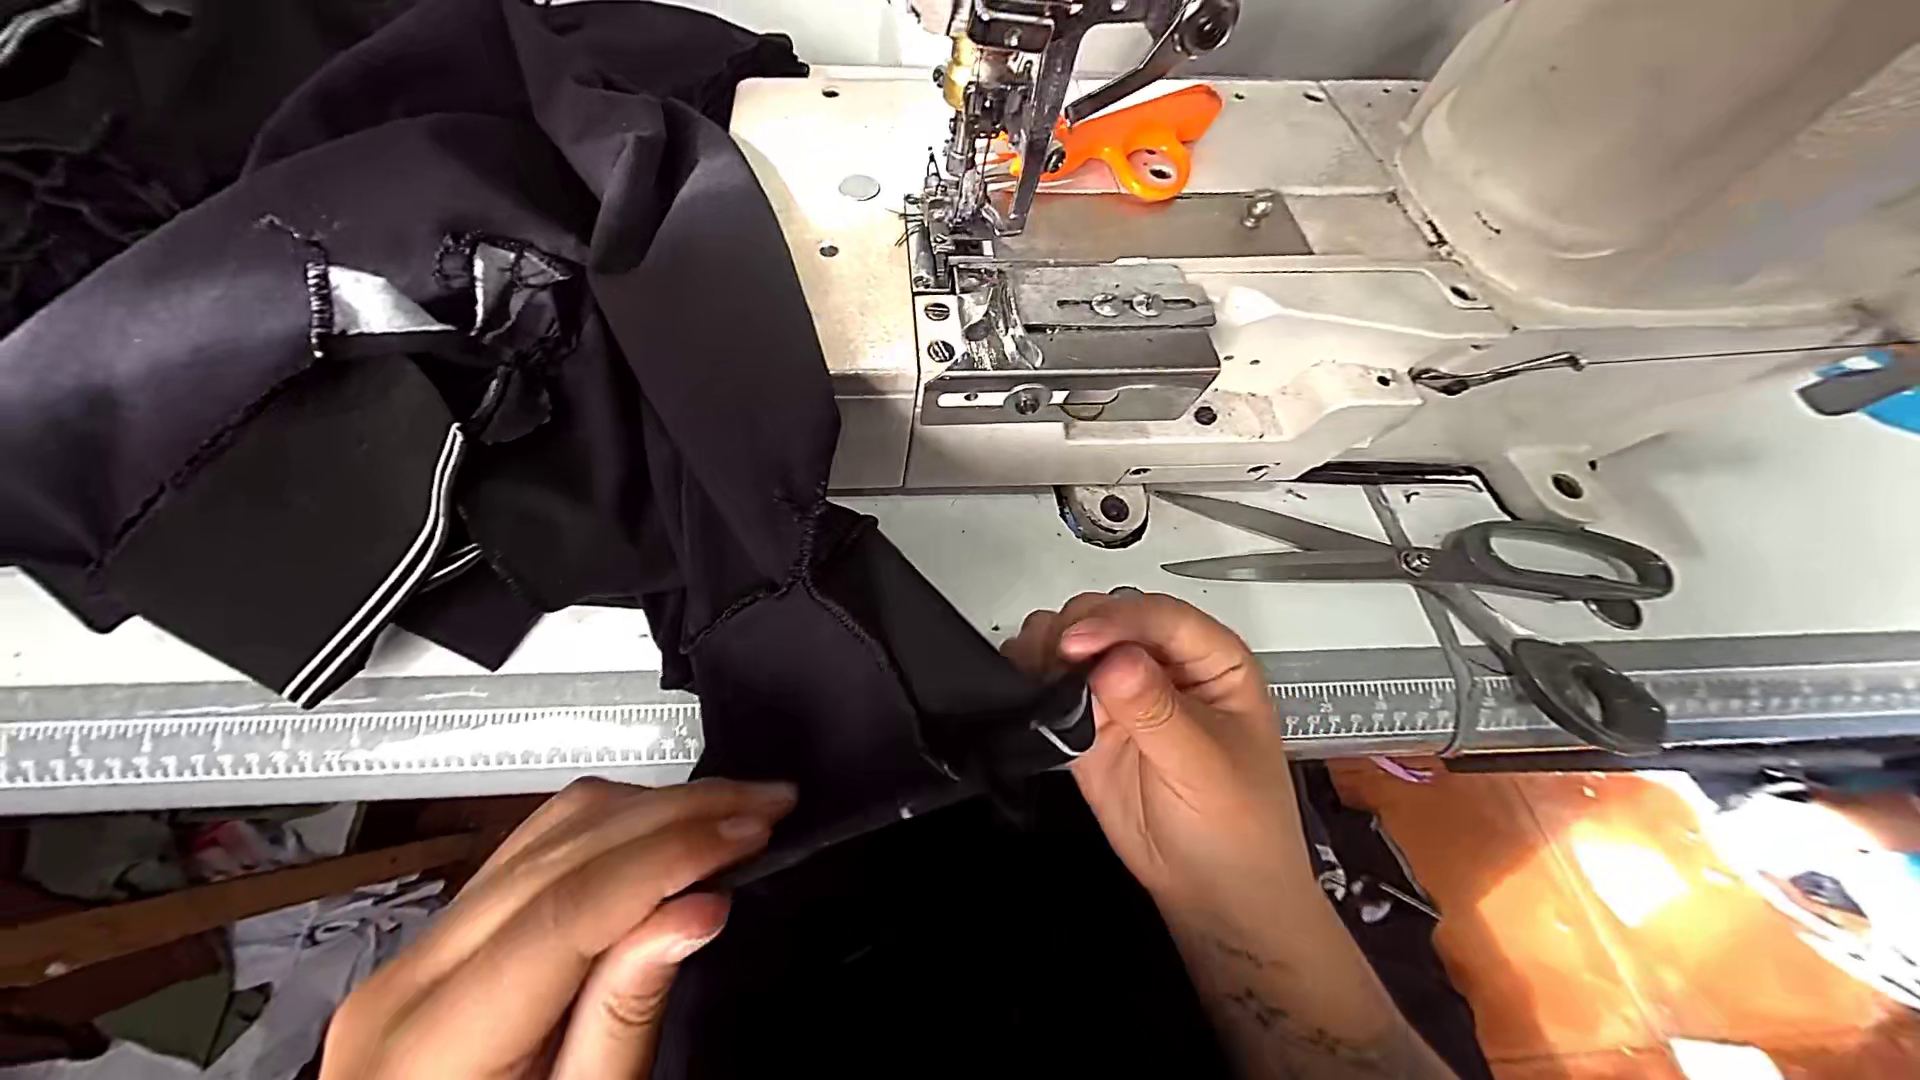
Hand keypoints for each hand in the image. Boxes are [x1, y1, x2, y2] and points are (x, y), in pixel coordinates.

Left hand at [321, 778, 795, 1079]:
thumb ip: (626, 1016)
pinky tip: (677, 822)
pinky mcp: (460, 920)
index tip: (755, 829)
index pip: (570, 907)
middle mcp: (414, 969)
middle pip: (570, 846)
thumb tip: (700, 907)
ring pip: (563, 823)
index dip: (674, 854)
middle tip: (769, 802)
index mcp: (427, 1042)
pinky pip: (551, 835)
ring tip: (737, 807)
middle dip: (686, 810)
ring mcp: (431, 936)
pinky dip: (628, 816)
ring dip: (664, 803)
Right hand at [1002, 590, 1313, 935]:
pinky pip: (1052, 679)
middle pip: (1109, 615)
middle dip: (1075, 630)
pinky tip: (1025, 683)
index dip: (1116, 621)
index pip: (1159, 617)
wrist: (1209, 890)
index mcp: (1211, 660)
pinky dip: (1031, 673)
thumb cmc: (1237, 829)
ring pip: (1074, 638)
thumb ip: (1159, 712)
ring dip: (1048, 646)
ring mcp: (1122, 687)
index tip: (1077, 643)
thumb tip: (1114, 661)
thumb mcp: (1206, 768)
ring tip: (1037, 671)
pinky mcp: (1089, 715)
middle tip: (1055, 659)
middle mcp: (1163, 662)